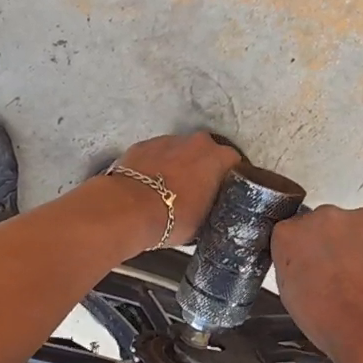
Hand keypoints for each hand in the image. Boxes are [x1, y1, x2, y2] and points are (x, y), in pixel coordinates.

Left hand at [100, 131, 241, 246]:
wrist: (130, 210)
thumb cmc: (171, 217)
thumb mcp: (202, 222)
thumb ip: (210, 207)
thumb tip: (205, 209)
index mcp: (218, 158)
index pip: (233, 163)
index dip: (226, 178)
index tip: (220, 190)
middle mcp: (196, 142)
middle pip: (204, 153)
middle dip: (199, 168)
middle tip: (192, 191)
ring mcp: (167, 140)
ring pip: (177, 151)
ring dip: (174, 165)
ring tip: (164, 191)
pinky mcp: (142, 145)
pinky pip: (153, 155)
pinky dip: (151, 166)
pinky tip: (145, 186)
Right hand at [272, 205, 362, 356]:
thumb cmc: (334, 321)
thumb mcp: (292, 299)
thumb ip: (296, 270)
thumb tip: (309, 269)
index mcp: (291, 236)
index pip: (292, 234)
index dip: (305, 254)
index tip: (314, 269)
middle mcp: (325, 218)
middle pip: (329, 224)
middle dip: (337, 245)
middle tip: (347, 279)